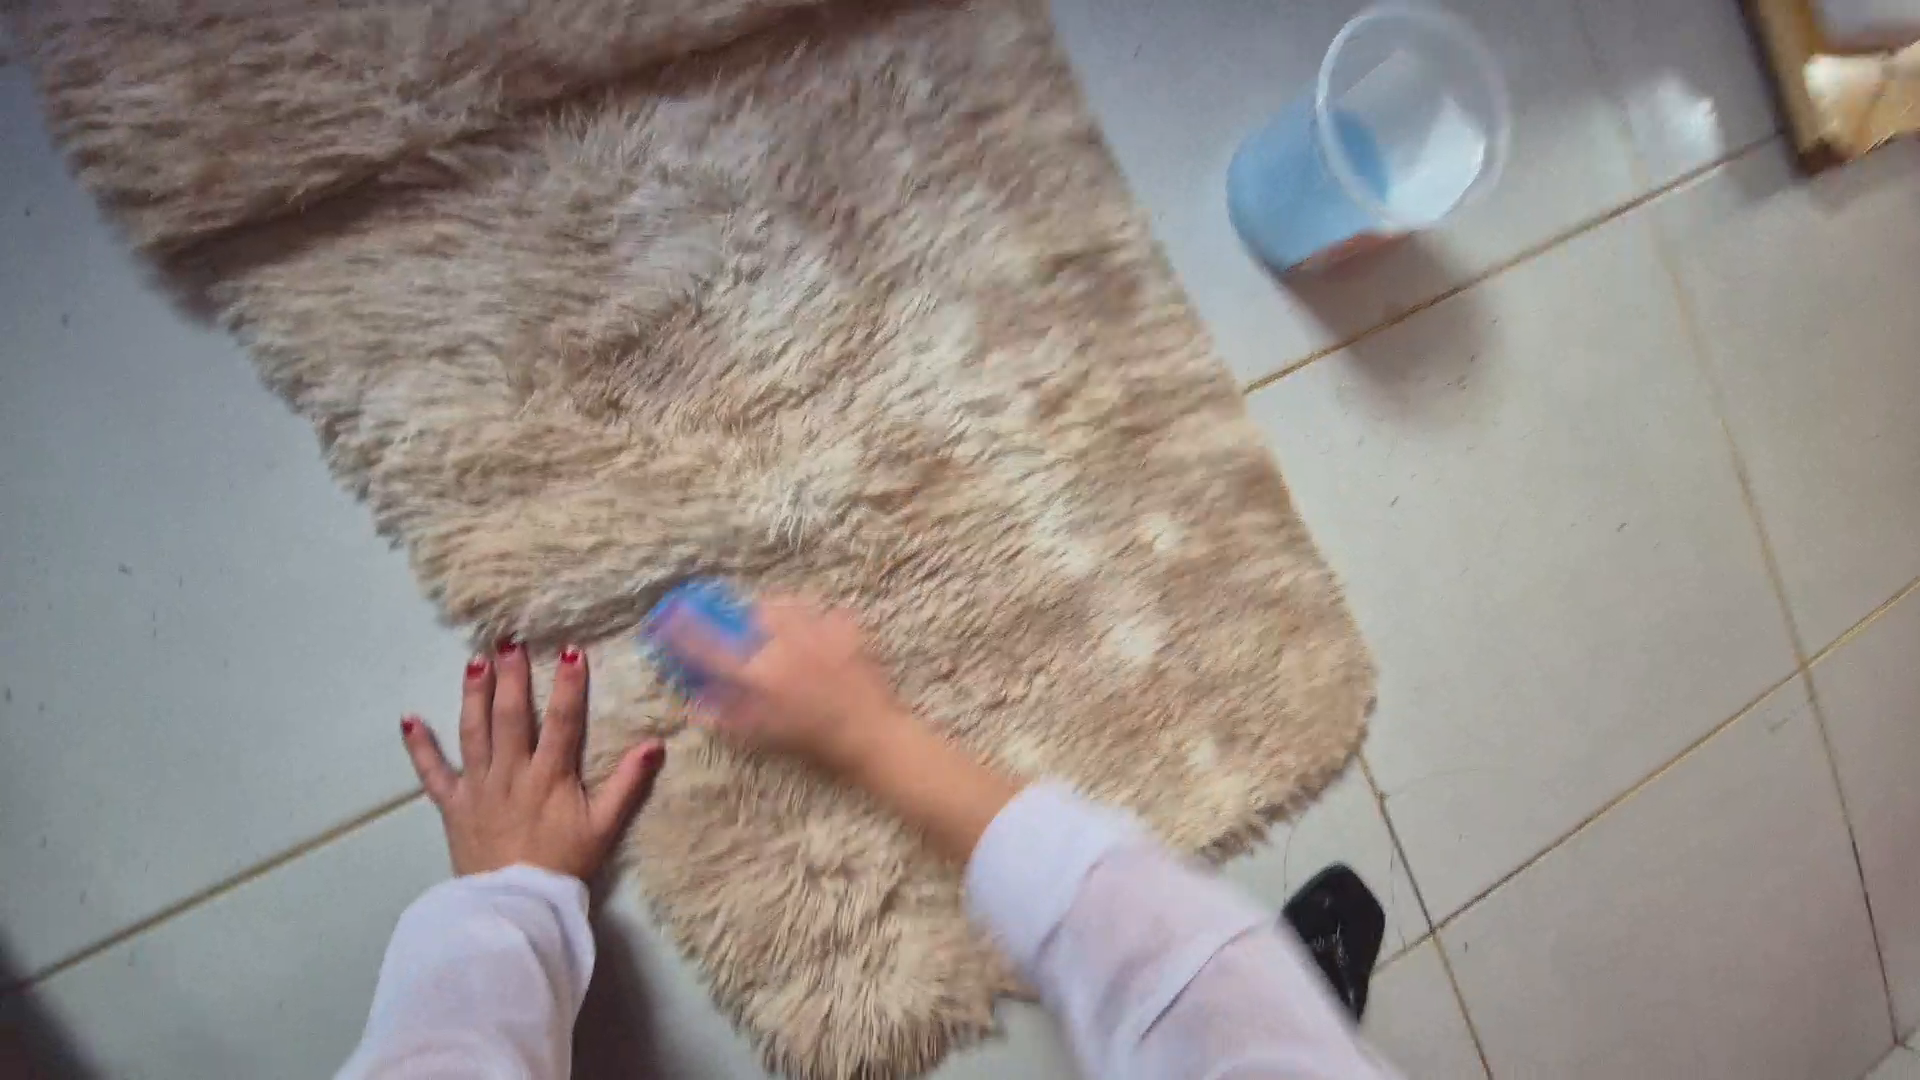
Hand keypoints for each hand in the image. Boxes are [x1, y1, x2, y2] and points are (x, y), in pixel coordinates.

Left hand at [400, 640, 663, 879]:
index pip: (563, 721)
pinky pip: (432, 773)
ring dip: (473, 695)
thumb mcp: (606, 825)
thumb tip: (656, 744)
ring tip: (474, 662)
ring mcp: (478, 787)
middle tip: (509, 642)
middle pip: (511, 717)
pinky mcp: (453, 805)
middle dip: (512, 677)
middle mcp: (511, 773)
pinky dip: (419, 747)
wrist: (515, 908)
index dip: (569, 685)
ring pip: (474, 733)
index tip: (570, 651)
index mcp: (550, 775)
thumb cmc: (565, 861)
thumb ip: (629, 783)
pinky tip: (409, 719)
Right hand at [659, 597, 913, 776]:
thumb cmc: (815, 743)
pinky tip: (817, 635)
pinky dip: (816, 619)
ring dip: (777, 611)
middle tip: (747, 629)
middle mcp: (783, 645)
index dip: (681, 628)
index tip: (665, 615)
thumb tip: (696, 704)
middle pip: (751, 612)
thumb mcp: (763, 735)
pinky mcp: (847, 627)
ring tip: (781, 628)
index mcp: (758, 674)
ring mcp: (818, 631)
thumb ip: (727, 716)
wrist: (872, 735)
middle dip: (744, 616)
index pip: (707, 645)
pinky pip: (822, 611)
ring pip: (786, 603)